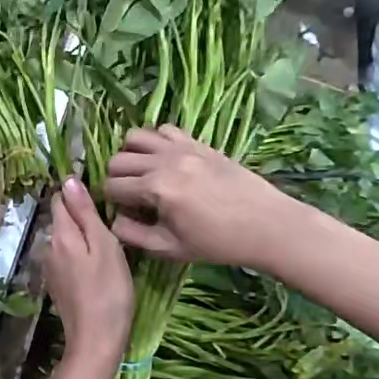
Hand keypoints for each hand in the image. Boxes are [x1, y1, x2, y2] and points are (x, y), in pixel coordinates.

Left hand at [47, 177, 133, 364]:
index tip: (101, 193)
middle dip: (81, 213)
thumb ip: (86, 213)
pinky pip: (68, 257)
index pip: (61, 198)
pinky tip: (99, 262)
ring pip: (66, 238)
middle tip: (112, 217)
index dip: (77, 191)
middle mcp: (48, 247)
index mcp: (60, 234)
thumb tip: (68, 180)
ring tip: (109, 239)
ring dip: (82, 234)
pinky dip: (81, 253)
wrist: (96, 340)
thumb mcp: (104, 245)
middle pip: (62, 218)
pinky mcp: (58, 284)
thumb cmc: (108, 290)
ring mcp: (51, 267)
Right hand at [104, 125, 302, 268]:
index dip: (111, 202)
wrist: (266, 224)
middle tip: (132, 198)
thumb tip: (113, 221)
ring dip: (131, 155)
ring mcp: (182, 147)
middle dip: (117, 179)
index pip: (111, 187)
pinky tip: (165, 161)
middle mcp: (164, 161)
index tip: (124, 213)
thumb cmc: (218, 243)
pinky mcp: (198, 142)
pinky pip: (164, 129)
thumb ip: (134, 235)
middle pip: (117, 159)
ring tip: (143, 175)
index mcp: (156, 188)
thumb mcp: (171, 248)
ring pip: (135, 137)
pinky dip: (156, 142)